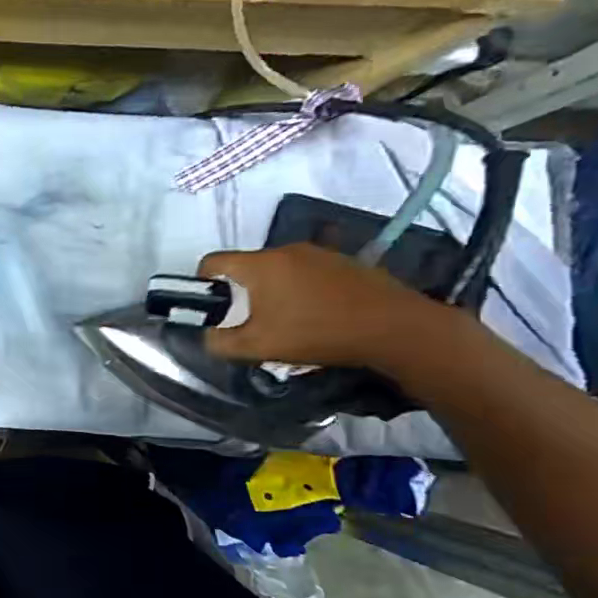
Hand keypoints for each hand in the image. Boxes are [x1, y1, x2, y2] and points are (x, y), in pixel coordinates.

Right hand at [196, 243, 458, 369]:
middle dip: (242, 291)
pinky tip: (319, 314)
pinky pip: (309, 272)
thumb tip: (207, 335)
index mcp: (259, 265)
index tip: (209, 303)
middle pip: (248, 266)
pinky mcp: (345, 261)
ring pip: (280, 269)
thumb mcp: (258, 347)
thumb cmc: (317, 333)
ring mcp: (319, 252)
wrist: (395, 328)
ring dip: (275, 290)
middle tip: (251, 321)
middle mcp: (286, 250)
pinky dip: (303, 289)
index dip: (202, 280)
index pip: (213, 260)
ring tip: (288, 320)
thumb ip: (221, 342)